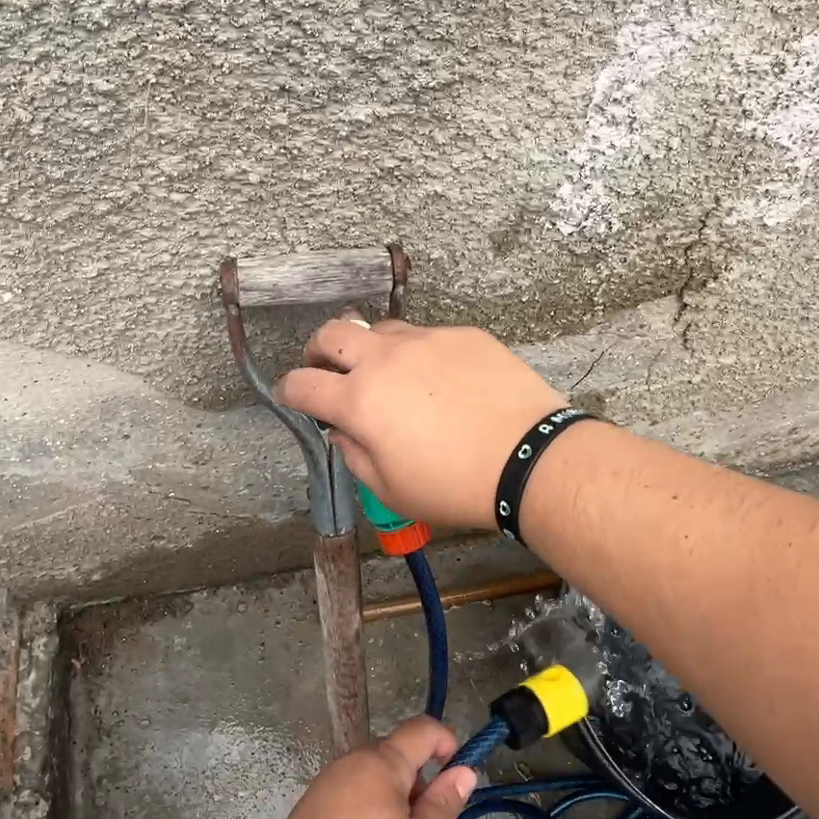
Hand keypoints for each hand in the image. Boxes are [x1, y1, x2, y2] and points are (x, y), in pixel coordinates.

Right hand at [273, 317, 566, 528]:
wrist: (530, 458)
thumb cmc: (455, 485)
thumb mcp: (390, 489)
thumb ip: (354, 453)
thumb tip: (342, 430)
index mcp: (360, 400)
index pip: (302, 384)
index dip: (288, 390)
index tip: (290, 396)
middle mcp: (385, 359)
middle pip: (331, 333)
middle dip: (318, 350)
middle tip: (327, 370)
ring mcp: (426, 340)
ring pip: (381, 329)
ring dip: (372, 349)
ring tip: (389, 376)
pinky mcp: (462, 335)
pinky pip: (428, 337)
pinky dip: (421, 355)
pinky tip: (443, 382)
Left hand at [274, 716, 476, 818]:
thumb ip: (443, 805)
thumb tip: (465, 772)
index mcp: (380, 761)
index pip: (423, 728)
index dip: (448, 743)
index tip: (459, 774)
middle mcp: (351, 760)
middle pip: (396, 755)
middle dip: (418, 782)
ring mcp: (326, 781)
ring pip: (372, 777)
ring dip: (392, 798)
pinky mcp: (310, 804)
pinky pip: (349, 792)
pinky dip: (366, 808)